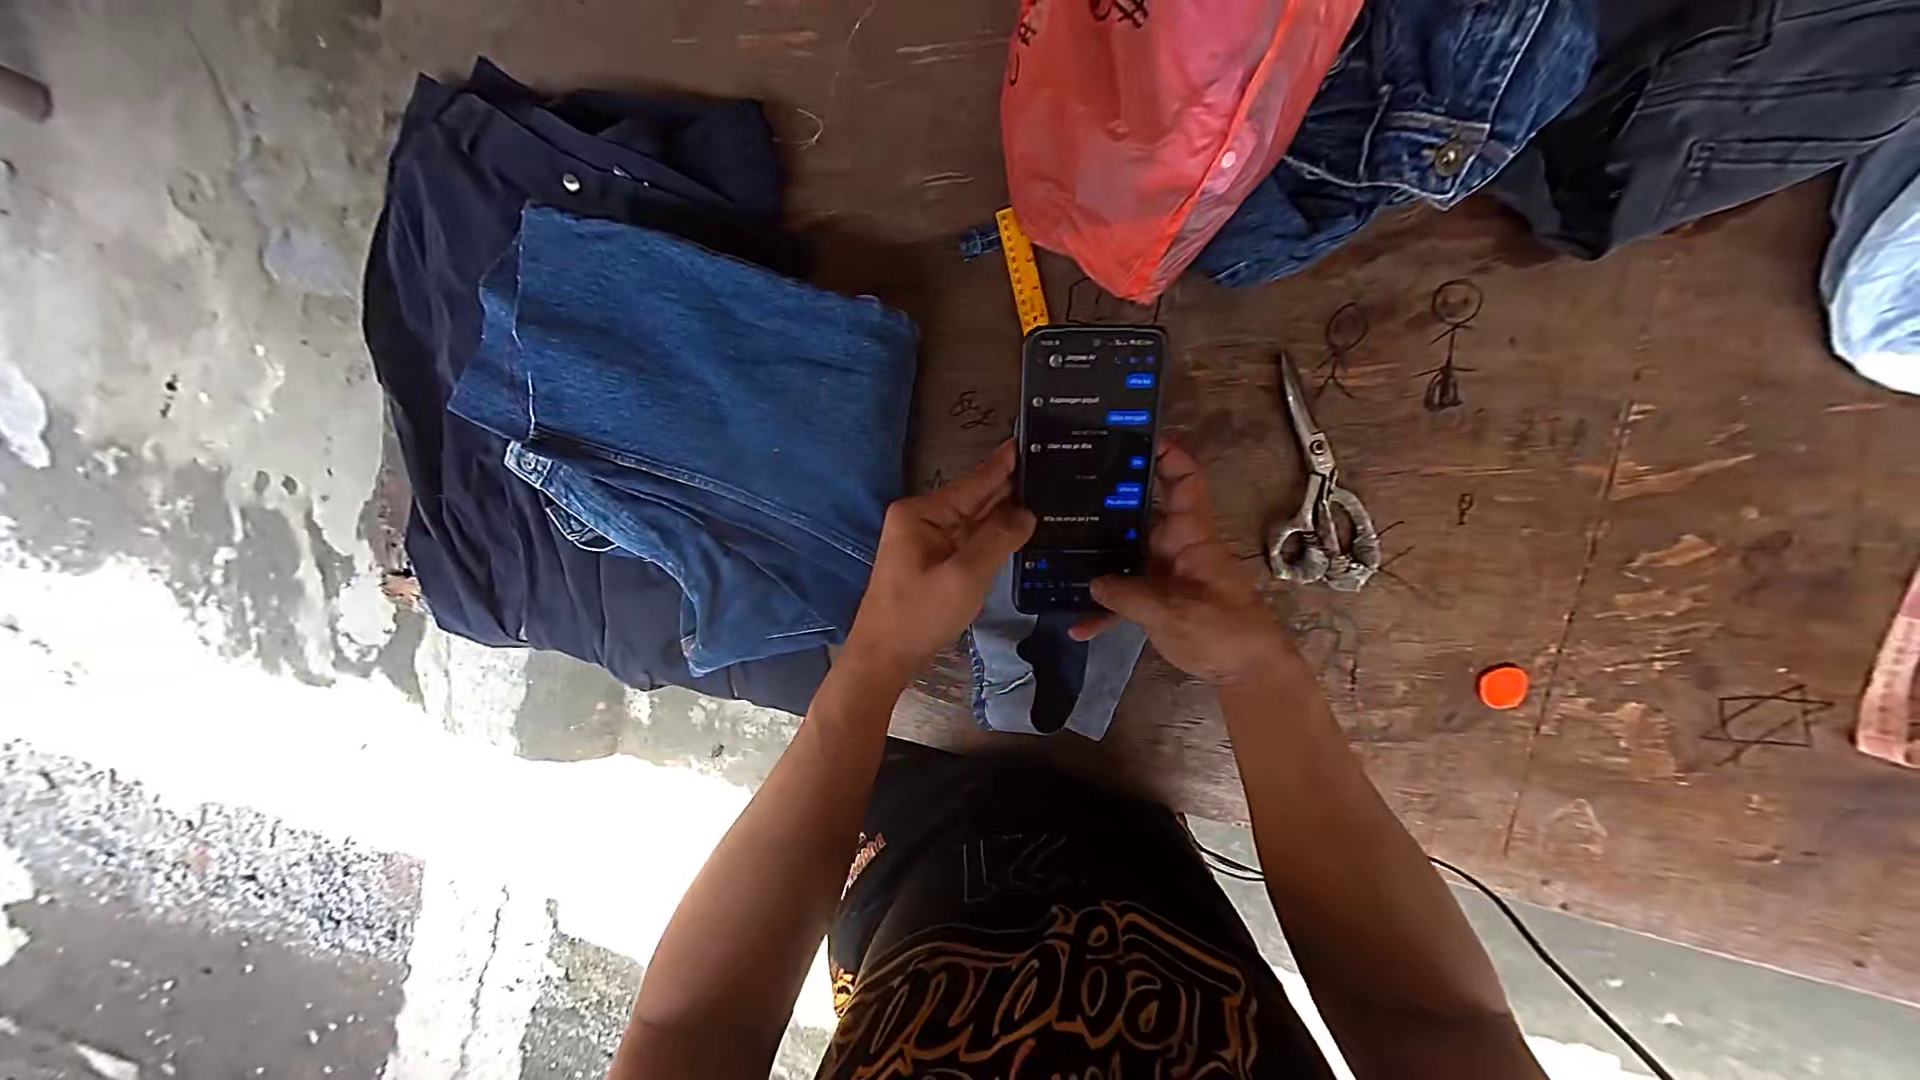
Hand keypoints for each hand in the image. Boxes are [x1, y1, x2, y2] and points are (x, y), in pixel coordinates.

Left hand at [843, 441, 1035, 680]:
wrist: (884, 657)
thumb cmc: (919, 615)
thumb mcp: (965, 576)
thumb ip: (999, 539)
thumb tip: (1027, 512)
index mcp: (922, 514)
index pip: (972, 483)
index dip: (1003, 465)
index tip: (1026, 441)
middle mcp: (922, 520)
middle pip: (974, 499)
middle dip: (1008, 488)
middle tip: (1049, 469)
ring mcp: (926, 542)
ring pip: (974, 522)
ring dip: (1004, 513)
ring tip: (1042, 493)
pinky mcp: (933, 562)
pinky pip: (969, 541)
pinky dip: (992, 536)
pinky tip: (1017, 528)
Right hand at [1072, 440, 1294, 685]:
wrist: (1247, 672)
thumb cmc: (1224, 630)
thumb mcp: (1173, 610)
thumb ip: (1128, 595)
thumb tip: (1093, 583)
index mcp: (1191, 535)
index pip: (1184, 481)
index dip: (1167, 455)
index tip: (1135, 436)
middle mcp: (1174, 547)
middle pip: (1139, 515)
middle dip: (1108, 503)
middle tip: (1067, 492)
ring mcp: (1163, 575)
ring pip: (1124, 557)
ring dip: (1095, 560)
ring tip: (1056, 554)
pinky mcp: (1157, 602)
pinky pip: (1124, 598)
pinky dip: (1104, 611)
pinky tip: (1077, 626)